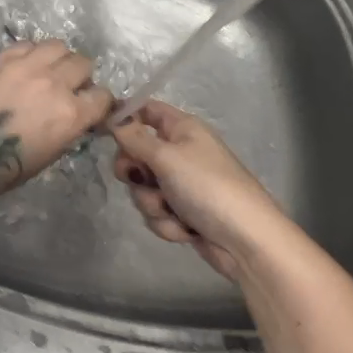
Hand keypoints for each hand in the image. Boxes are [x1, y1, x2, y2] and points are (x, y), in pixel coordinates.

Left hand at [0, 40, 113, 196]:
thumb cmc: (7, 166)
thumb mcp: (52, 153)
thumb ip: (68, 127)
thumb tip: (73, 114)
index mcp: (72, 114)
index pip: (103, 96)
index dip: (99, 101)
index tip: (91, 104)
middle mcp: (55, 83)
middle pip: (83, 63)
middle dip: (81, 75)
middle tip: (68, 85)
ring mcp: (28, 66)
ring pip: (58, 46)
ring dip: (58, 58)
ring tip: (47, 69)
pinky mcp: (3, 58)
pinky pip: (27, 45)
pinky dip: (31, 53)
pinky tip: (23, 65)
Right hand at [110, 99, 289, 280]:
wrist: (247, 242)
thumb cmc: (207, 187)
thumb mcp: (166, 156)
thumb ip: (133, 138)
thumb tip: (113, 120)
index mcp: (182, 129)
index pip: (146, 110)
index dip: (125, 117)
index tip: (104, 131)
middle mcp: (180, 153)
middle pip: (137, 153)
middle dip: (135, 172)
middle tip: (138, 179)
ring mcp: (182, 185)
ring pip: (144, 187)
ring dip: (152, 202)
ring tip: (172, 211)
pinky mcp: (184, 213)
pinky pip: (157, 212)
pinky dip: (166, 222)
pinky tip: (185, 230)